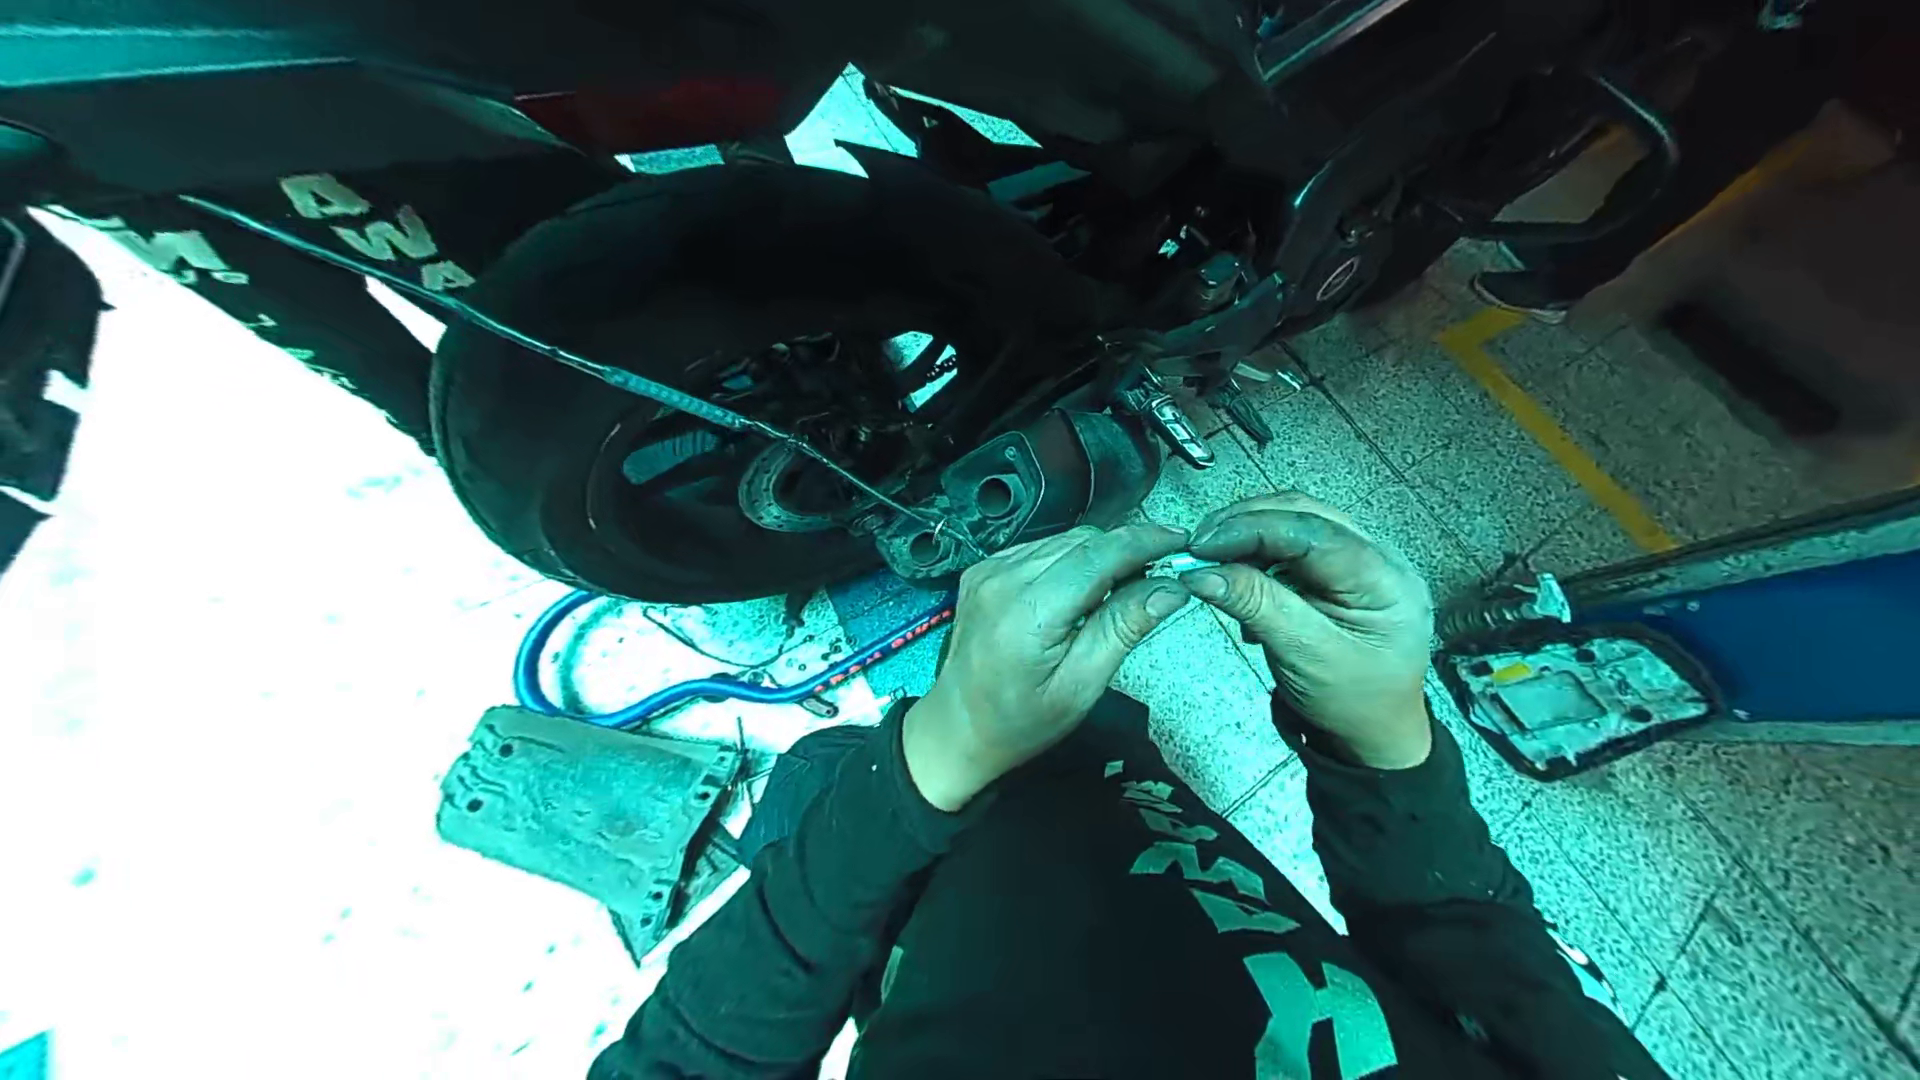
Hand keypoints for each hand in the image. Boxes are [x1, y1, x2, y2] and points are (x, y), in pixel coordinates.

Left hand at [903, 524, 1192, 809]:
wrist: (956, 727)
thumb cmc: (1021, 721)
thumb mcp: (1080, 686)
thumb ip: (1122, 630)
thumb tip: (1170, 588)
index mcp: (1027, 612)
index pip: (1097, 555)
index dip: (1144, 541)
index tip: (1180, 542)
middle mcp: (1002, 578)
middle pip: (1081, 541)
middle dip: (1125, 550)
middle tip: (1156, 577)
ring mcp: (988, 570)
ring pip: (1061, 541)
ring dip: (1098, 554)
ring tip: (1120, 588)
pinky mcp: (981, 570)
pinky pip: (1038, 550)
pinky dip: (1068, 560)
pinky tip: (1078, 590)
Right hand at [1180, 494, 1435, 768]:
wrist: (1371, 729)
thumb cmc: (1347, 698)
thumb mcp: (1303, 656)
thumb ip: (1257, 606)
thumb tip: (1198, 574)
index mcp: (1384, 579)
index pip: (1313, 532)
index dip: (1251, 530)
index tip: (1200, 547)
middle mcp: (1376, 554)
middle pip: (1302, 512)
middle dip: (1244, 521)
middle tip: (1197, 546)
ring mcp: (1356, 556)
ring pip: (1293, 518)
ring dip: (1245, 530)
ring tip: (1209, 557)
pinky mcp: (1333, 565)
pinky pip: (1287, 540)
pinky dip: (1253, 549)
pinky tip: (1235, 573)